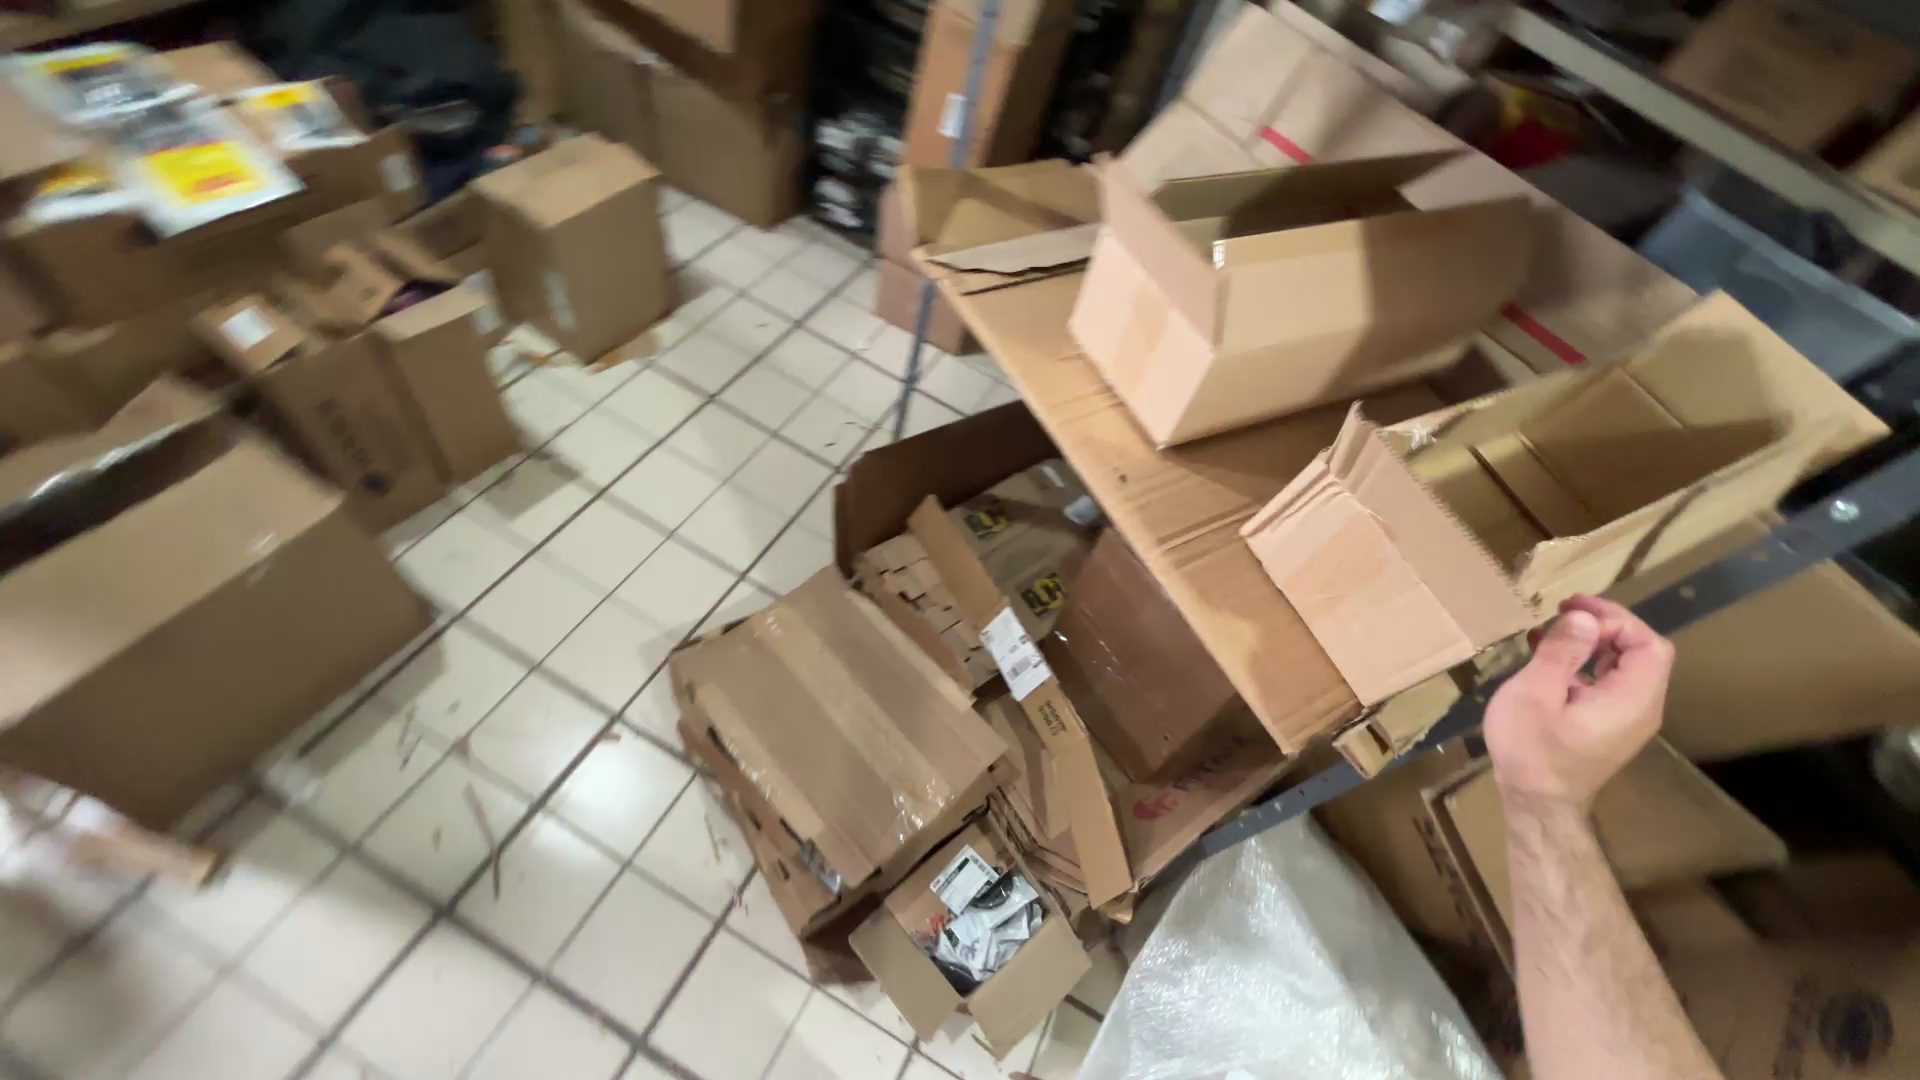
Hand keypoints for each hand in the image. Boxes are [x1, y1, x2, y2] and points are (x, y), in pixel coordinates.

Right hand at [1484, 595, 1674, 806]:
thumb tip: (1583, 617)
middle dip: (1604, 626)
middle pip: (1641, 654)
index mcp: (1631, 698)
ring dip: (1592, 644)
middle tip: (1561, 612)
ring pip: (1624, 669)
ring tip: (1550, 632)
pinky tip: (1549, 663)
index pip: (1648, 645)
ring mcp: (1626, 720)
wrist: (1537, 802)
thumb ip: (1562, 653)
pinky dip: (1584, 665)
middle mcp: (1640, 708)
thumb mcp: (1536, 694)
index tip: (1571, 607)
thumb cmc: (1532, 748)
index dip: (1615, 618)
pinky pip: (1608, 685)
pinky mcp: (1607, 727)